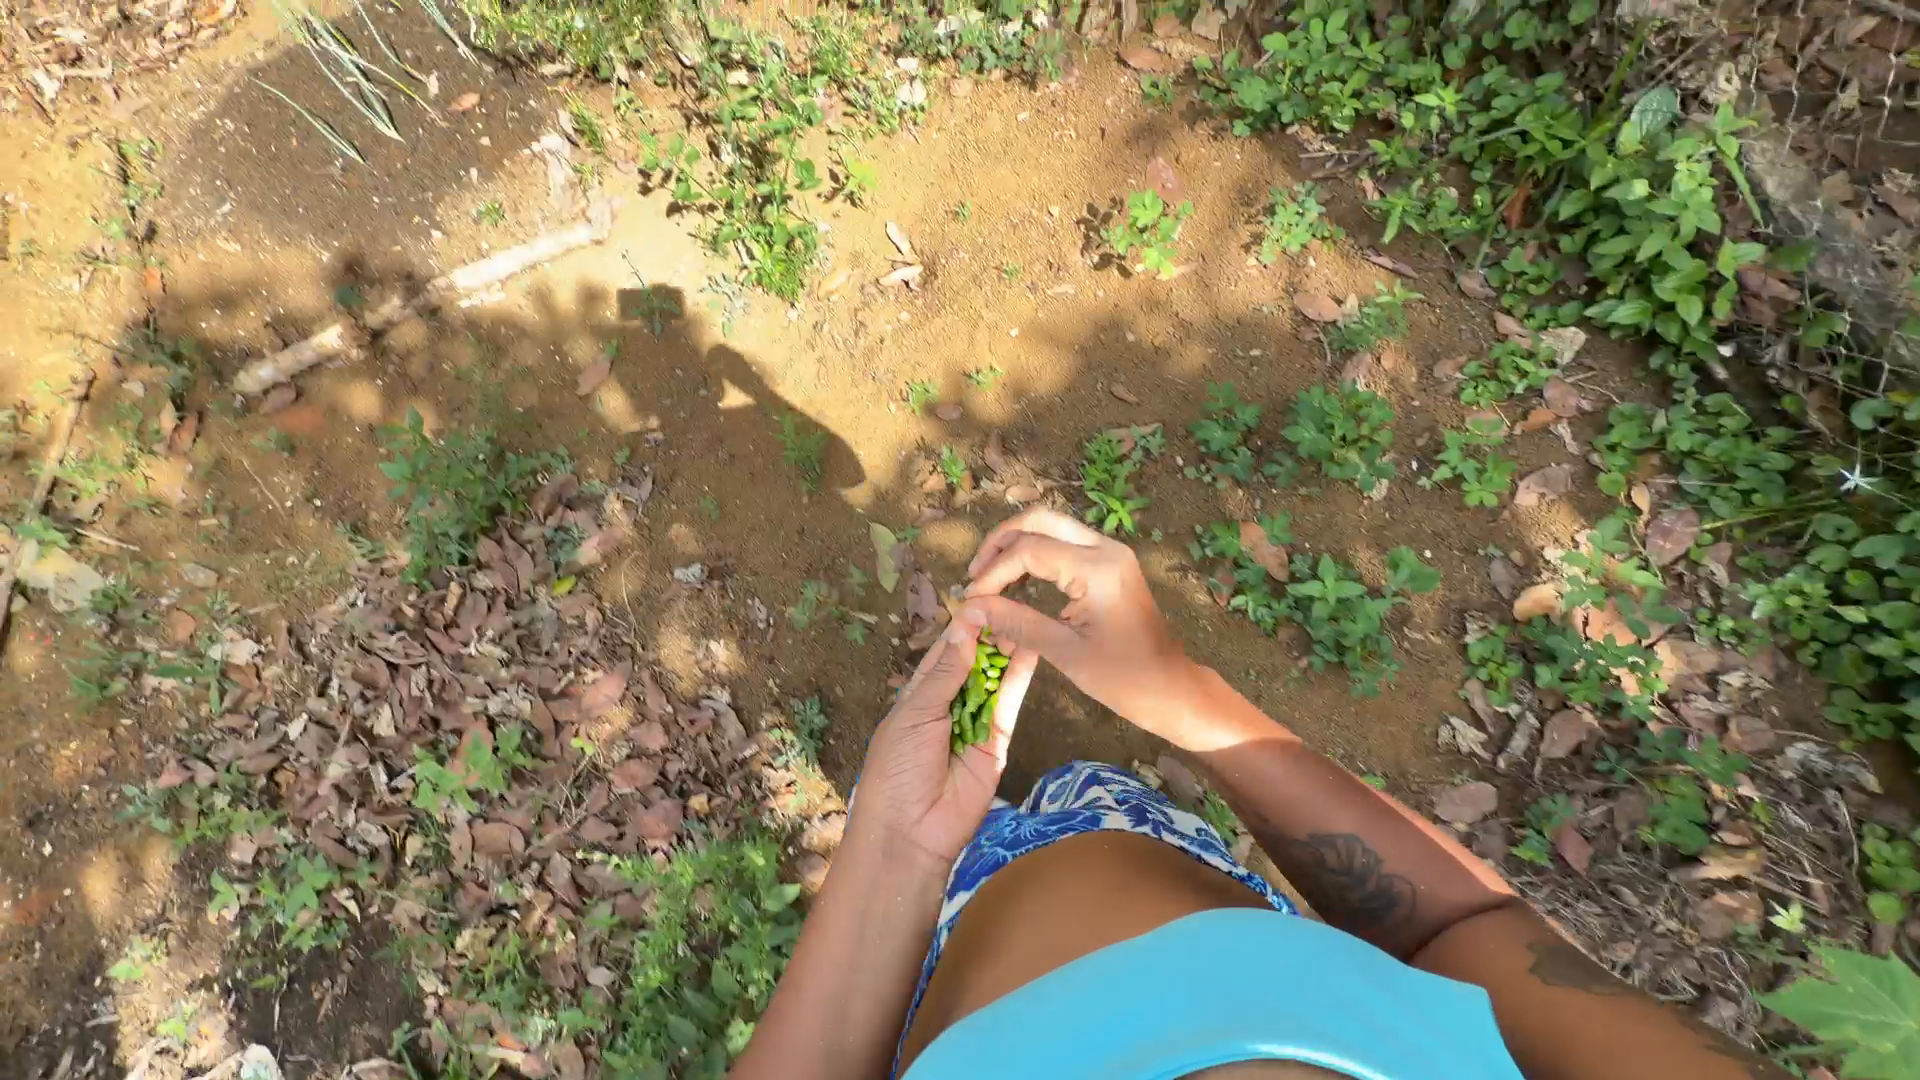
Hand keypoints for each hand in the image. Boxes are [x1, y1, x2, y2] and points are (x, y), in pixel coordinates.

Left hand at [850, 606, 1039, 864]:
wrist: (912, 831)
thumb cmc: (898, 767)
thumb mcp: (916, 713)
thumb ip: (946, 672)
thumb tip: (965, 627)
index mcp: (920, 694)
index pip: (944, 652)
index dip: (962, 628)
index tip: (982, 599)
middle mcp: (949, 704)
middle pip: (973, 662)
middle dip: (988, 635)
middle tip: (1010, 601)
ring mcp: (976, 721)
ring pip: (994, 678)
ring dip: (1006, 649)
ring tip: (1024, 615)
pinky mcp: (998, 739)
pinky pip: (1010, 703)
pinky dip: (1020, 676)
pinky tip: (1032, 647)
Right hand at [962, 509, 1200, 745]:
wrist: (1172, 688)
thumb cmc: (1124, 678)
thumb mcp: (1065, 652)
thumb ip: (1016, 623)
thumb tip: (970, 607)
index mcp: (1097, 568)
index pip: (1028, 550)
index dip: (993, 572)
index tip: (970, 600)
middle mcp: (1105, 548)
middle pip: (1039, 519)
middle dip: (1000, 542)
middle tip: (975, 575)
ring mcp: (1110, 552)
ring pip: (1051, 525)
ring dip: (1015, 544)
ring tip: (988, 577)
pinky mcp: (1109, 562)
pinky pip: (1063, 542)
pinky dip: (1034, 553)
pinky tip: (1015, 580)